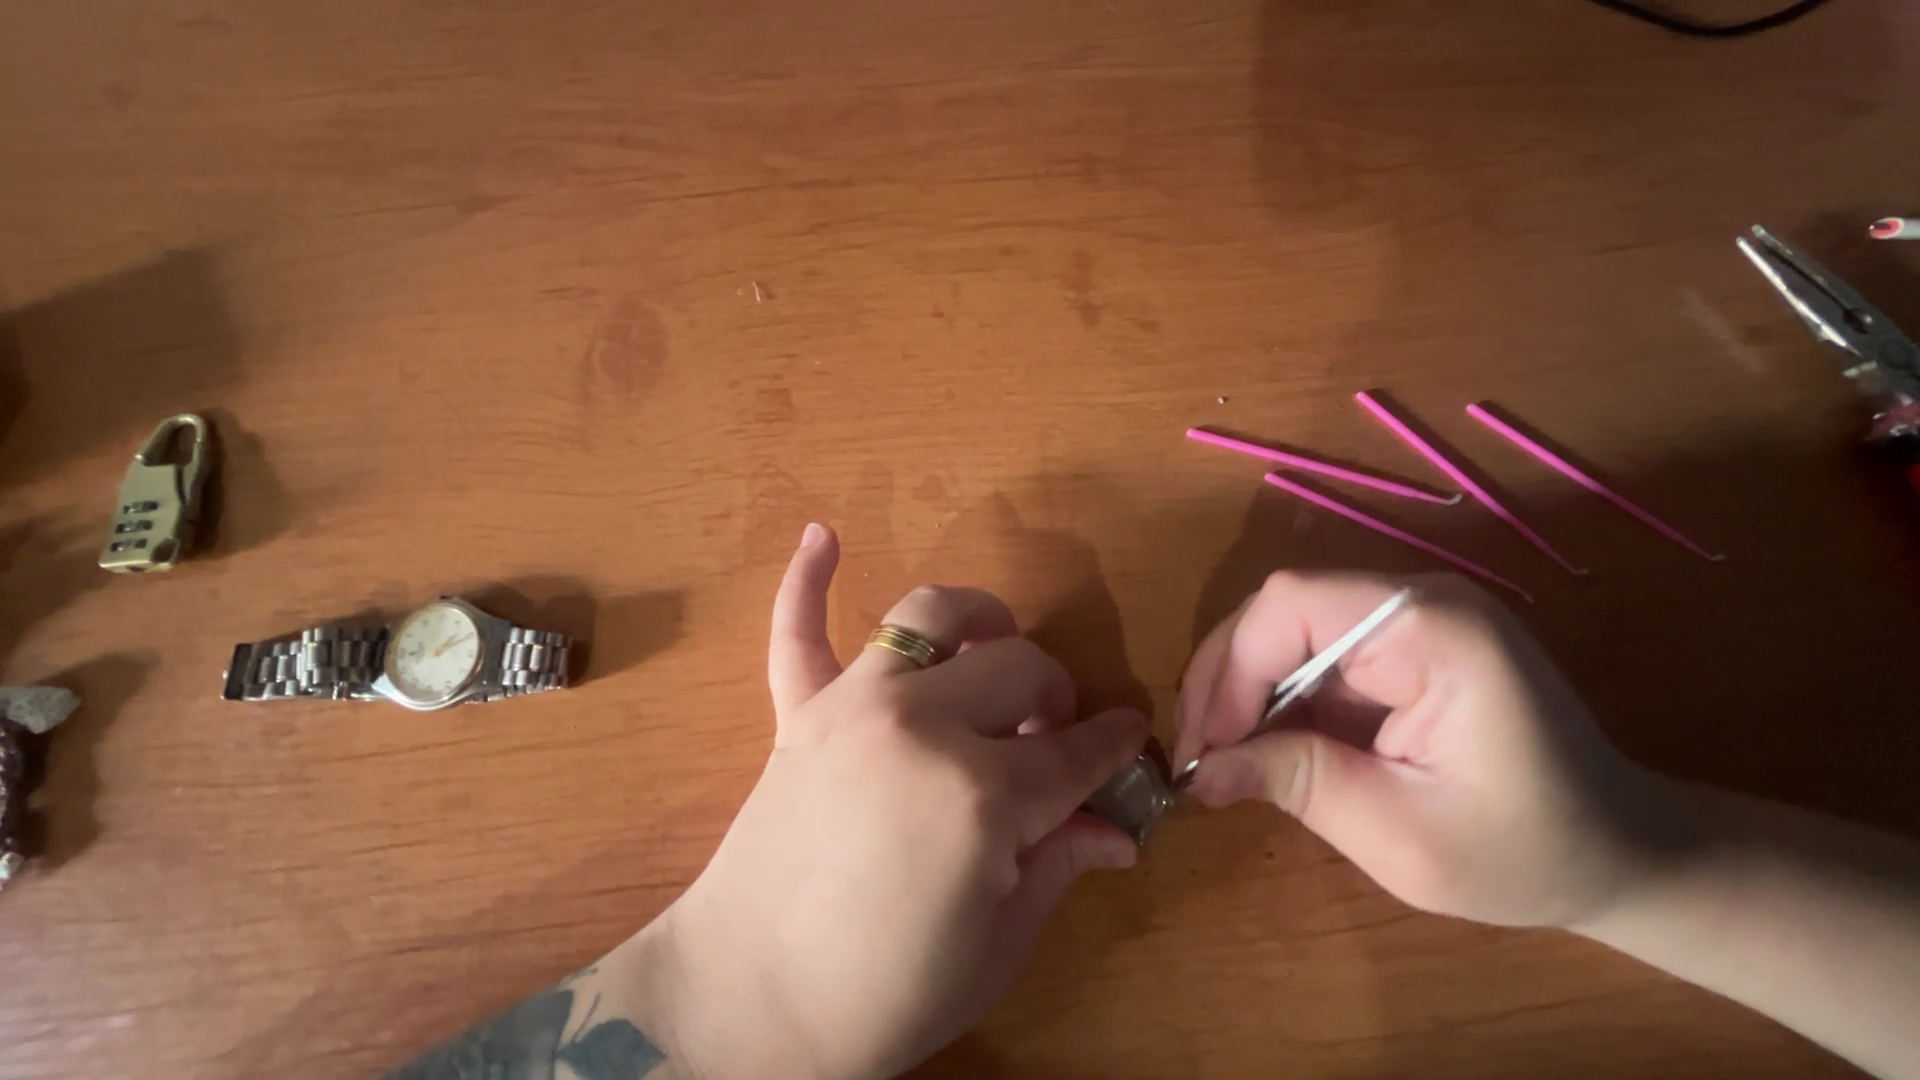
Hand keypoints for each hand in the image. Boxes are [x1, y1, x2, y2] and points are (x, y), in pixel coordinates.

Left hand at [637, 525, 1147, 1079]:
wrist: (749, 1002)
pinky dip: (806, 580)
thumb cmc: (886, 992)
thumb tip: (1118, 827)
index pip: (1076, 752)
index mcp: (983, 794)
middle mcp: (922, 726)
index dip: (1114, 748)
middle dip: (1056, 697)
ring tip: (994, 642)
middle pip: (1019, 669)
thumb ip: (1061, 863)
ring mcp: (853, 707)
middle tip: (1055, 737)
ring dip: (977, 619)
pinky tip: (821, 534)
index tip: (1132, 742)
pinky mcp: (799, 712)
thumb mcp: (998, 943)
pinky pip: (797, 631)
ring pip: (929, 617)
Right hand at [1175, 571, 1665, 928]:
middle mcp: (1415, 599)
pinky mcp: (1395, 641)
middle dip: (1223, 680)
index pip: (1291, 605)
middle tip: (1197, 754)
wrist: (1619, 852)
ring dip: (1237, 689)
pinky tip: (1256, 742)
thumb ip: (1297, 784)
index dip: (1232, 670)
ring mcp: (1405, 614)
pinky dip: (1269, 696)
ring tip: (1217, 753)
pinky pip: (1306, 650)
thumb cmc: (1527, 853)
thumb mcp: (1402, 836)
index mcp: (1433, 629)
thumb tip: (1200, 772)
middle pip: (1277, 609)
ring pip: (1280, 627)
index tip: (1210, 748)